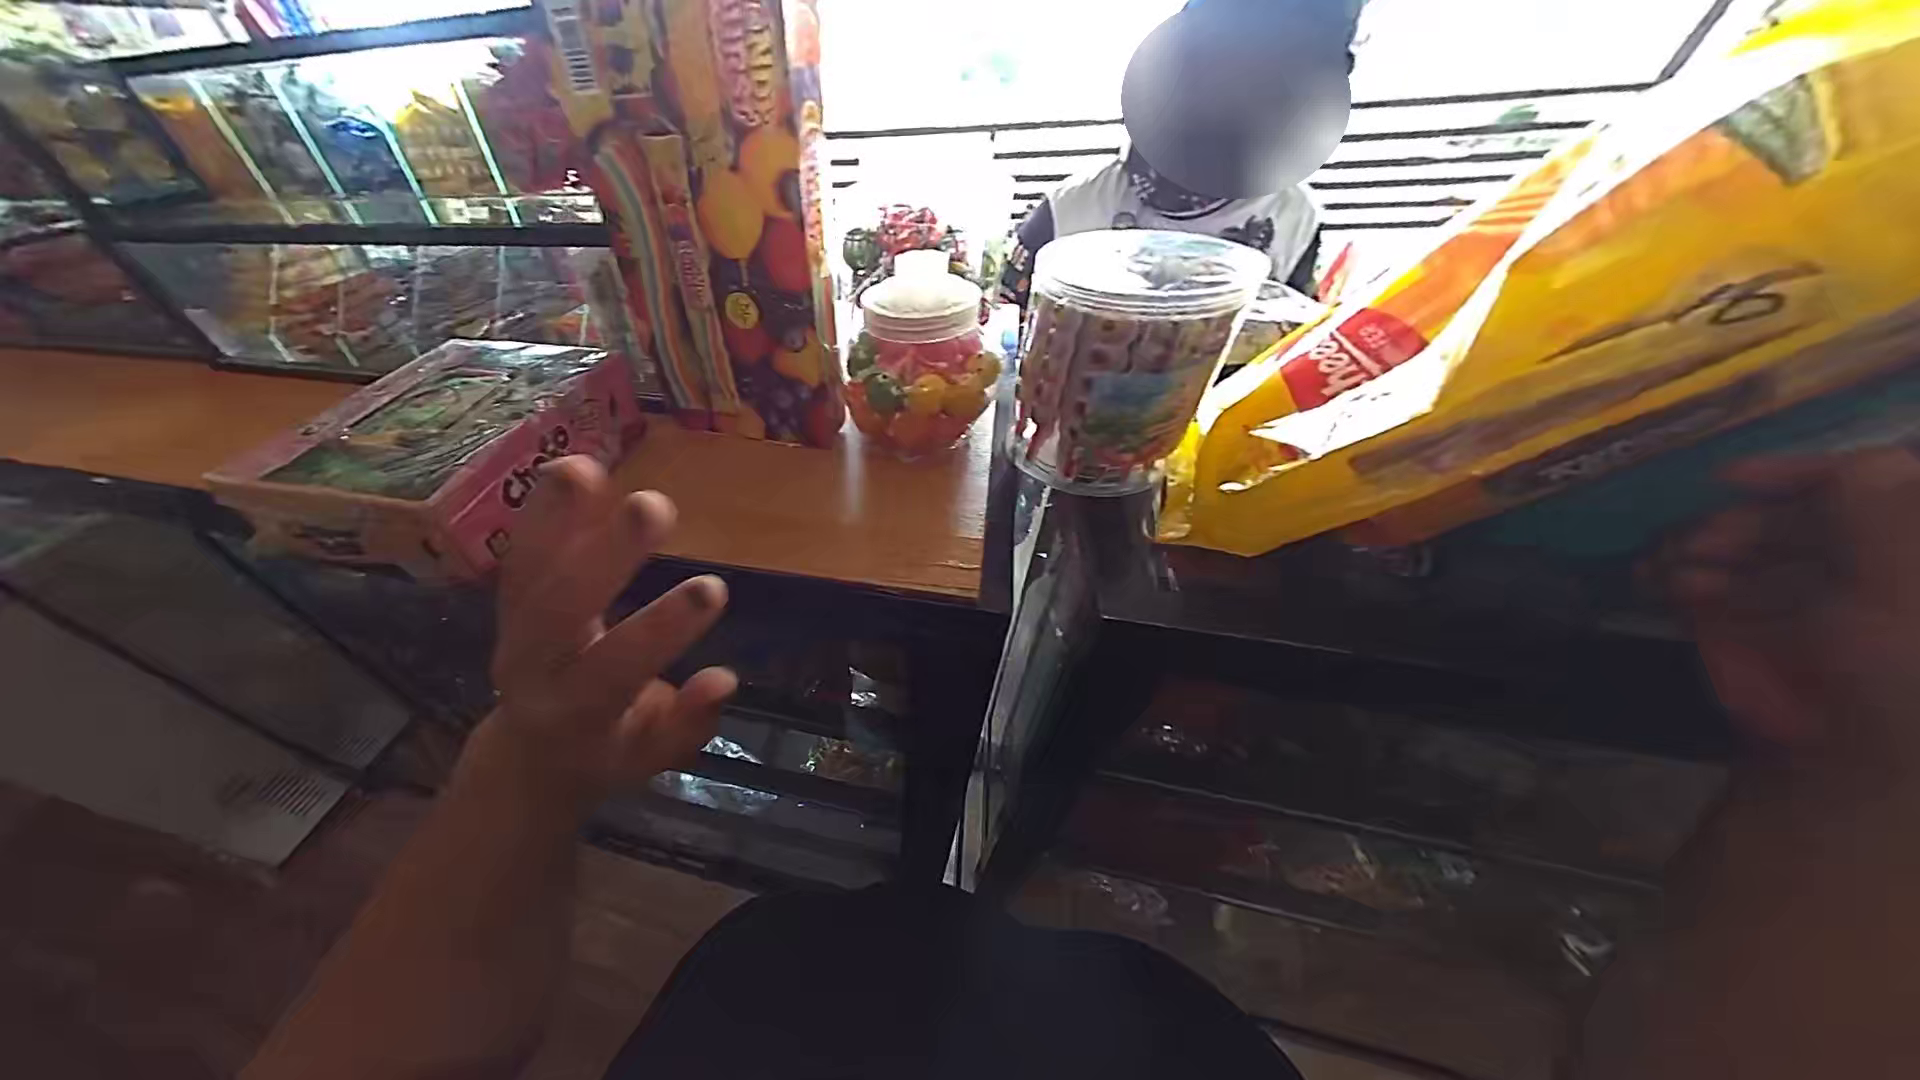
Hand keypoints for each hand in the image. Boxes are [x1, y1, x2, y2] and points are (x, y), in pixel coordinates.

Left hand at [459, 455, 735, 813]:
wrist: (532, 754)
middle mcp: (534, 666)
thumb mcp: (654, 758)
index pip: (617, 668)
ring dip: (555, 517)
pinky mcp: (512, 603)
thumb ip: (689, 722)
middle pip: (560, 608)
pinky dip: (542, 512)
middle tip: (654, 506)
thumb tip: (724, 679)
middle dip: (607, 555)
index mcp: (576, 710)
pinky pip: (522, 554)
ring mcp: (514, 630)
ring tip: (586, 467)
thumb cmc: (610, 753)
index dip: (663, 629)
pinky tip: (572, 467)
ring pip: (528, 572)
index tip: (713, 586)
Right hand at [1663, 447, 1919, 773]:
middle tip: (1706, 542)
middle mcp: (1857, 564)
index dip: (1813, 473)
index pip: (1870, 488)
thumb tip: (1858, 461)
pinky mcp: (1734, 621)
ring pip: (1734, 545)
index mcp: (1903, 552)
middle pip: (1794, 515)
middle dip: (1742, 522)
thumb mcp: (1912, 596)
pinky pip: (1693, 580)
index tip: (1739, 476)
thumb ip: (1893, 523)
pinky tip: (1657, 581)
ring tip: (1678, 573)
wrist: (1857, 766)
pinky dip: (1667, 574)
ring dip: (1696, 549)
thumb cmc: (1910, 679)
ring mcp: (1791, 595)